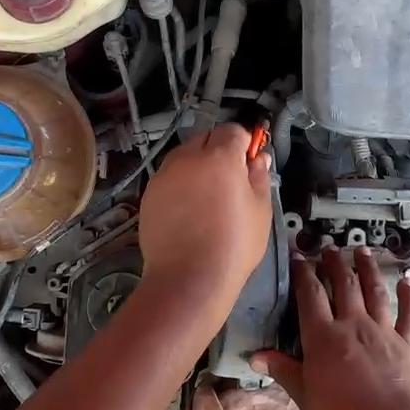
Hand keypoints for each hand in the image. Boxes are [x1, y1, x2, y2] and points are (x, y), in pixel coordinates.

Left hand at [137, 123, 272, 303]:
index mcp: (219, 157)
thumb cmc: (234, 244)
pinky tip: (188, 211)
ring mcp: (164, 175)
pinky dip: (180, 184)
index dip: (244, 144)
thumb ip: (259, 177)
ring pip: (184, 156)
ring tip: (207, 197)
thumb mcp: (260, 211)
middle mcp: (187, 158)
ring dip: (197, 165)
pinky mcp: (148, 195)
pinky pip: (169, 178)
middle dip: (219, 150)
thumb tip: (259, 158)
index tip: (250, 163)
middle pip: (205, 138)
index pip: (233, 131)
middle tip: (230, 181)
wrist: (188, 278)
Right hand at [253, 248, 409, 409]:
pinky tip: (409, 283)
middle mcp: (353, 326)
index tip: (298, 256)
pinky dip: (409, 297)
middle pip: (343, 285)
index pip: (309, 296)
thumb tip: (255, 355)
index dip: (302, 273)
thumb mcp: (305, 398)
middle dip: (335, 263)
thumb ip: (284, 371)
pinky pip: (409, 316)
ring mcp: (383, 333)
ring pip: (375, 292)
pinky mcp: (407, 346)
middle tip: (330, 247)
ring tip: (362, 251)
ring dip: (368, 269)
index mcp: (323, 338)